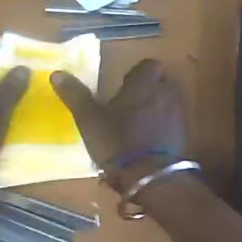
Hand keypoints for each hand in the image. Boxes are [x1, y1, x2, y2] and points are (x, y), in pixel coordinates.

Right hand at [51, 60, 188, 191]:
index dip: (137, 74)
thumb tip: (57, 73)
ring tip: (138, 125)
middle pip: (161, 83)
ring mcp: (179, 115)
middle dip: (148, 91)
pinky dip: (163, 128)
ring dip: (156, 109)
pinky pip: (173, 123)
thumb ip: (75, 95)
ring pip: (168, 103)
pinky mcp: (184, 136)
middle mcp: (166, 92)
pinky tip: (148, 142)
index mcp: (144, 83)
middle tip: (129, 106)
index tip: (123, 87)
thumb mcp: (89, 119)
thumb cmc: (117, 141)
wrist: (150, 176)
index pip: (148, 65)